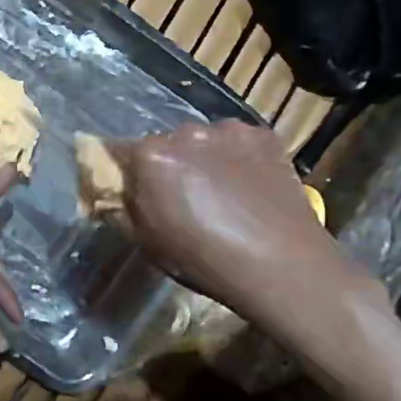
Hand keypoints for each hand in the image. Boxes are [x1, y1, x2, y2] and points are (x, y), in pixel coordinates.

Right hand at [111, 120, 381, 331]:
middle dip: (165, 164)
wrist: (287, 270)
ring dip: (200, 158)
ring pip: (200, 140)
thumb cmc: (205, 260)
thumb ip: (123, 205)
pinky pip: (235, 141)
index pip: (116, 150)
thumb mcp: (146, 240)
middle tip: (179, 194)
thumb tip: (112, 191)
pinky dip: (235, 156)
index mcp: (149, 155)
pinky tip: (246, 183)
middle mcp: (184, 132)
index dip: (120, 169)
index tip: (128, 187)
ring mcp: (227, 131)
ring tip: (219, 190)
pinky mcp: (263, 136)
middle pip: (161, 143)